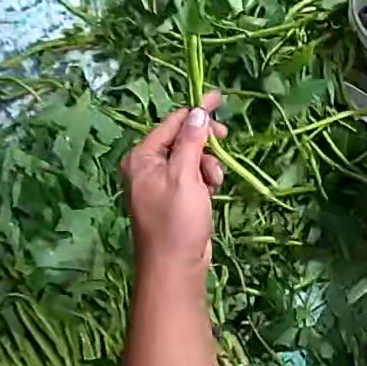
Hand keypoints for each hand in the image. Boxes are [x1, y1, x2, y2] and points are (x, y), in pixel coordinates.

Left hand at [120, 91, 226, 274]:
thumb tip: (198, 112)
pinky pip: (193, 176)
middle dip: (205, 142)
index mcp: (142, 157)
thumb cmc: (177, 220)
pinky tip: (211, 191)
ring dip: (208, 165)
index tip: (219, 98)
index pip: (172, 123)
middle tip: (224, 142)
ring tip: (214, 182)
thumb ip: (192, 141)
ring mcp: (160, 183)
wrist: (175, 267)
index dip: (196, 110)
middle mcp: (147, 167)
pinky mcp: (174, 198)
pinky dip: (205, 180)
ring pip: (192, 158)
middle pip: (182, 139)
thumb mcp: (186, 176)